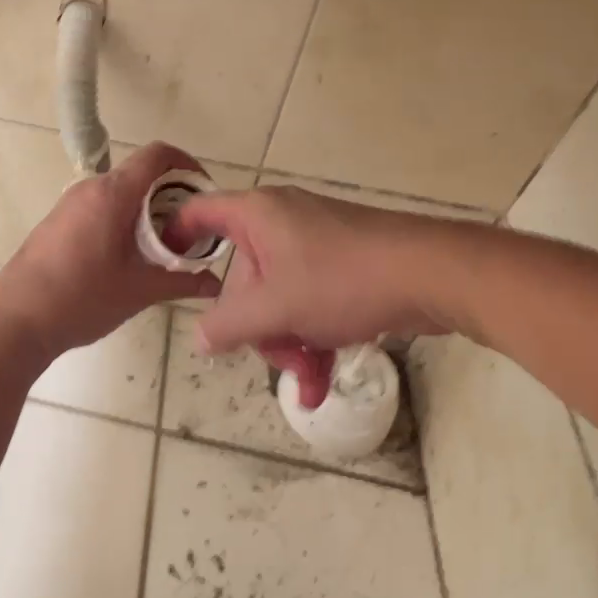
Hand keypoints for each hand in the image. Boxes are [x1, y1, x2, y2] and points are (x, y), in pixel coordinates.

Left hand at [0, 143, 224, 361]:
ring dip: (146, 211)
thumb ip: (181, 280)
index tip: (204, 190)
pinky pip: (100, 208)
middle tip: (192, 230)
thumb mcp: (139, 290)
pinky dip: (123, 220)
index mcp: (113, 193)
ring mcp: (70, 203)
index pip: (157, 155)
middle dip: (171, 196)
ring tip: (166, 248)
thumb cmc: (81, 298)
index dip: (186, 164)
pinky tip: (131, 256)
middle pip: (140, 175)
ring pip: (120, 194)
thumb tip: (215, 282)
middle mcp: (90, 188)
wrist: (16, 318)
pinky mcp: (58, 221)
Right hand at [165, 186, 488, 401]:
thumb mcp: (278, 308)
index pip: (198, 214)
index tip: (163, 268)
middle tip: (281, 361)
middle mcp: (280, 223)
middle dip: (258, 329)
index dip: (175, 236)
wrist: (434, 275)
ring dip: (289, 344)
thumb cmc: (343, 280)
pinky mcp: (344, 265)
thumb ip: (230, 325)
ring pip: (279, 297)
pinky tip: (322, 381)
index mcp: (255, 215)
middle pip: (243, 277)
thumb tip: (200, 338)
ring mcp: (313, 244)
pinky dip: (313, 337)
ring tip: (310, 383)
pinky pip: (311, 301)